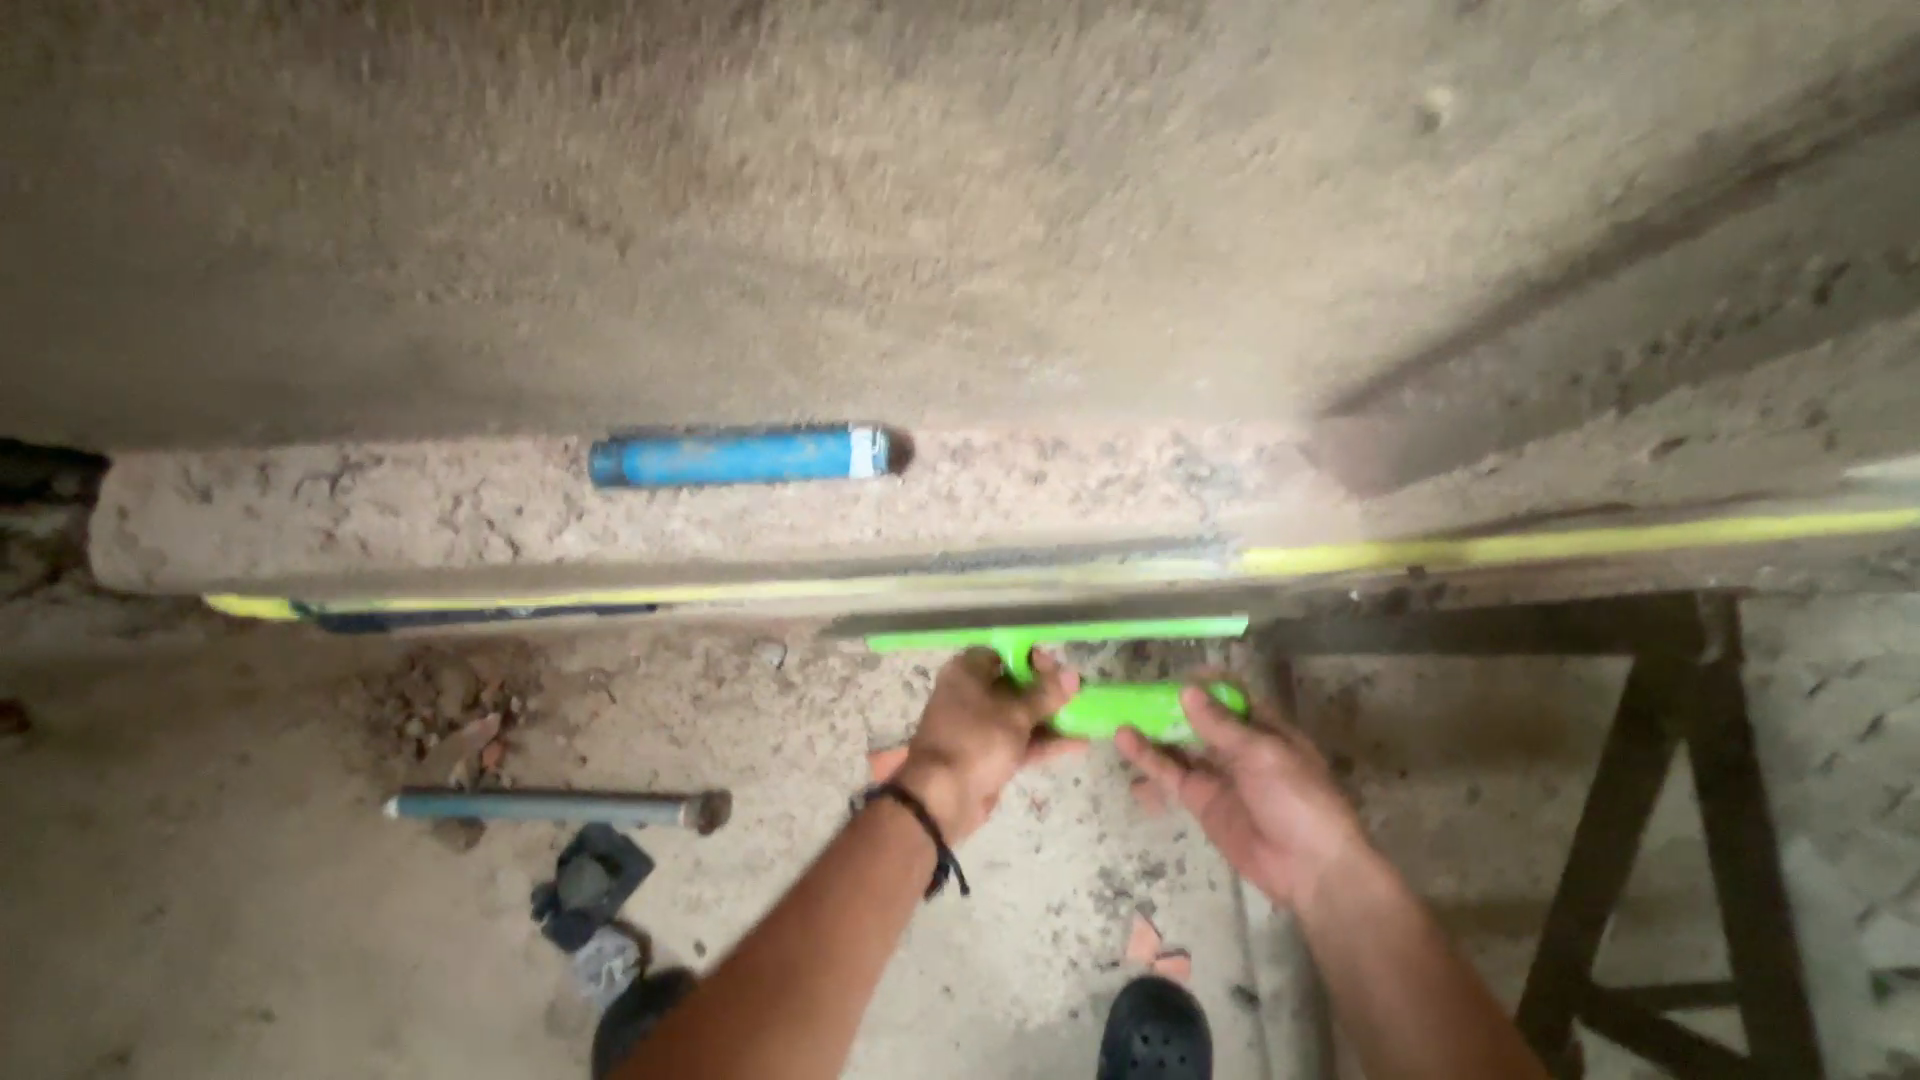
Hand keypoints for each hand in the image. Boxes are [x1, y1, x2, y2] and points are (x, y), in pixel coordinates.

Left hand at [893, 648, 1082, 842]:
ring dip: (1050, 717)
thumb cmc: (975, 741)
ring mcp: (979, 726)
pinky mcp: (988, 754)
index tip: (1058, 668)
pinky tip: (1078, 743)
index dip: (1031, 658)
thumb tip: (1072, 674)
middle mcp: (970, 694)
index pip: (1003, 652)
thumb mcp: (1015, 714)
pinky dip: (1043, 742)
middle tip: (1078, 692)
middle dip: (1047, 690)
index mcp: (967, 672)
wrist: (941, 798)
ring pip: (1019, 715)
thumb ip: (1045, 695)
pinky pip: (1019, 741)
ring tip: (1086, 716)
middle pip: (1014, 684)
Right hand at [1116, 683, 1367, 909]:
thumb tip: (1187, 690)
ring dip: (1153, 729)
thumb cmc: (1299, 801)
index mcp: (1265, 728)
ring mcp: (1217, 773)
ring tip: (1121, 713)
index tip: (1174, 675)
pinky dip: (1147, 758)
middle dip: (1169, 705)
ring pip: (1179, 744)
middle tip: (1134, 692)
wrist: (1309, 869)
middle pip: (1199, 718)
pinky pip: (1170, 774)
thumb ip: (1221, 725)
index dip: (1203, 683)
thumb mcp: (1264, 755)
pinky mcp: (1200, 799)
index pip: (1230, 695)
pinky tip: (1125, 742)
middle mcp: (1238, 746)